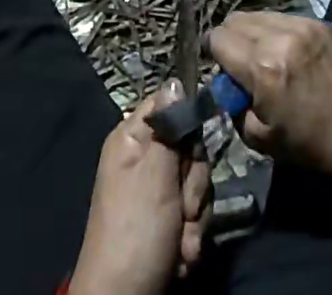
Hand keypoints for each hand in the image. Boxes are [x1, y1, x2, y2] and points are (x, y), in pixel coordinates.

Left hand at [67, 81, 211, 294]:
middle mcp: (146, 160)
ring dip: (196, 214)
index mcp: (132, 139)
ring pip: (198, 182)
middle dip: (194, 180)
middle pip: (190, 146)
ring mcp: (158, 192)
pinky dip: (193, 235)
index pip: (169, 106)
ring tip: (180, 237)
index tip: (189, 146)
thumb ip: (169, 127)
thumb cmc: (135, 230)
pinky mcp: (170, 221)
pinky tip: (181, 252)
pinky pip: (197, 213)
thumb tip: (176, 80)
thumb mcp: (153, 174)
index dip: (187, 123)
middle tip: (183, 204)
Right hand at [207, 12, 331, 179]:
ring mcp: (301, 27)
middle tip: (238, 61)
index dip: (212, 51)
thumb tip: (222, 77)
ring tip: (261, 54)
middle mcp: (279, 39)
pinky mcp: (317, 24)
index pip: (218, 38)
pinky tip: (283, 50)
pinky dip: (273, 30)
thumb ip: (230, 100)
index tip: (217, 64)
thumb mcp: (255, 135)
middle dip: (229, 39)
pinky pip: (280, 17)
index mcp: (262, 68)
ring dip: (251, 32)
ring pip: (256, 15)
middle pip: (234, 20)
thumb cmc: (304, 142)